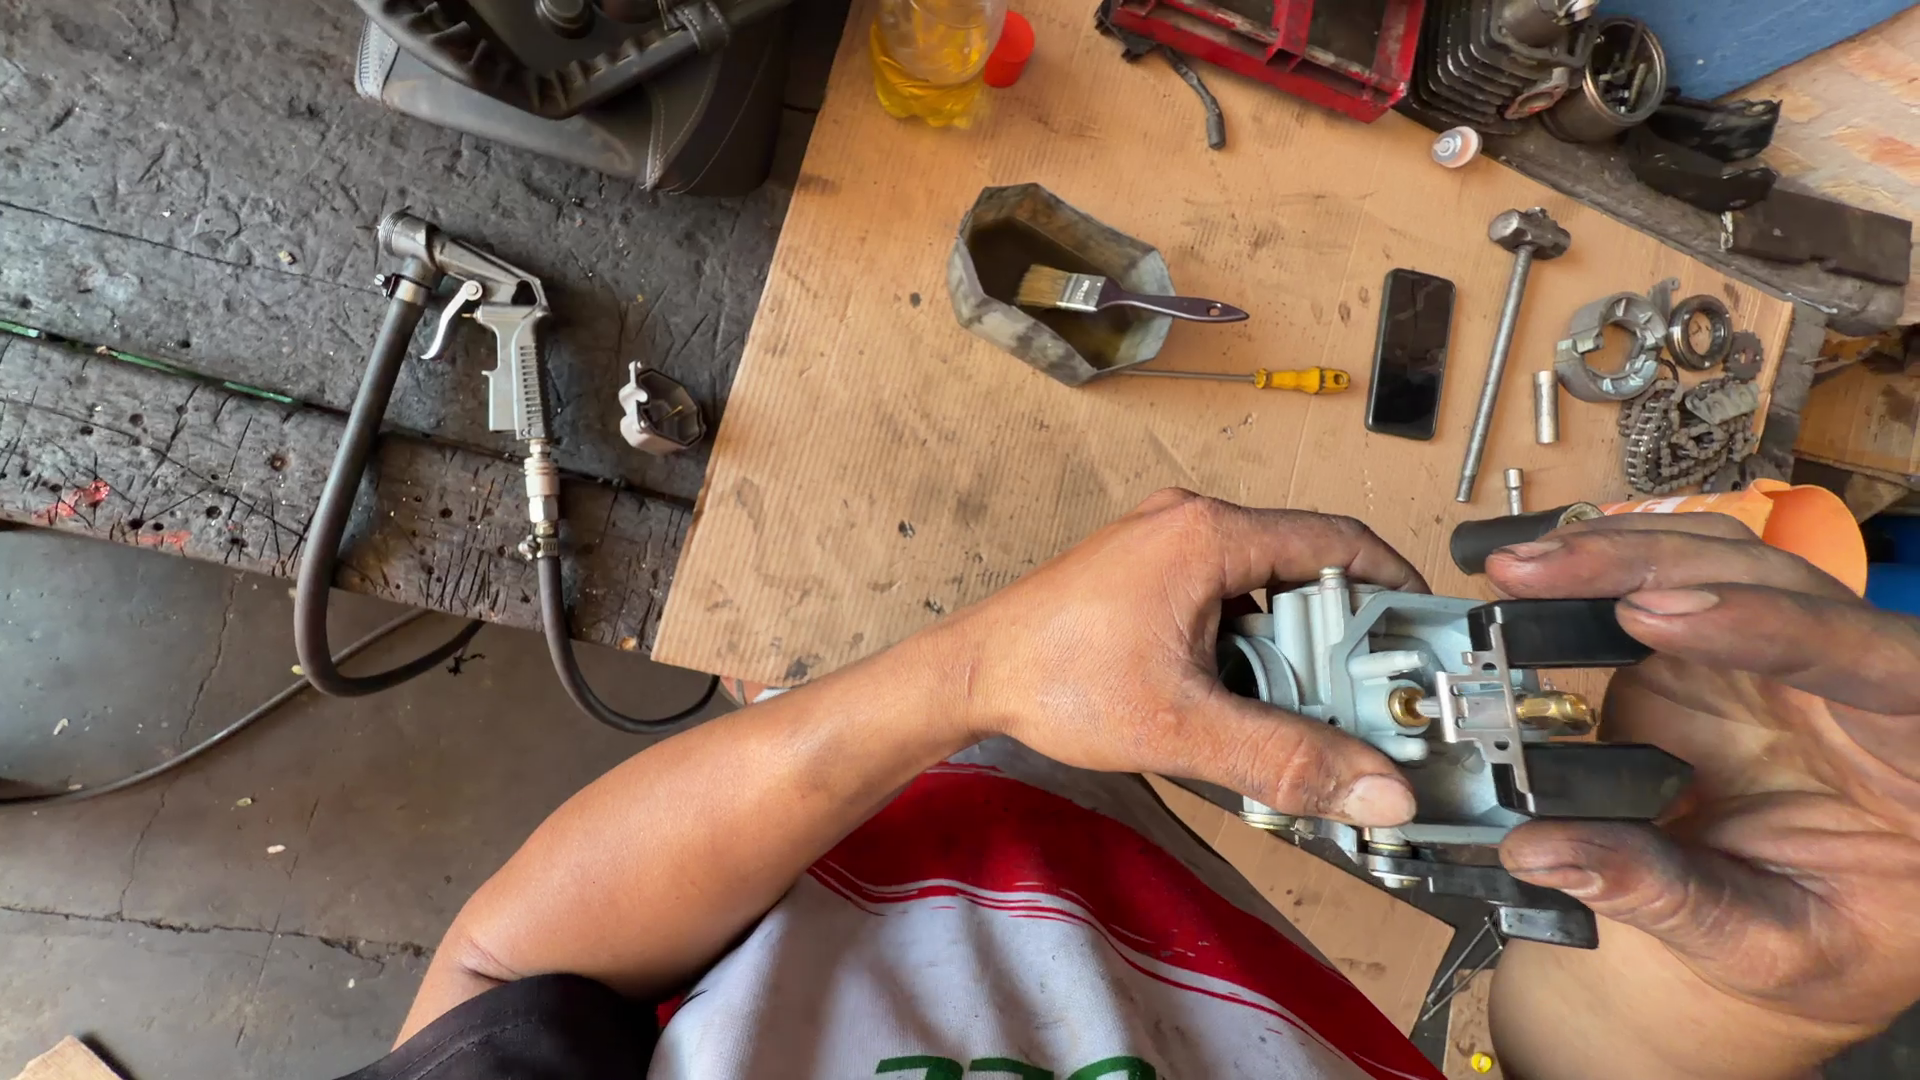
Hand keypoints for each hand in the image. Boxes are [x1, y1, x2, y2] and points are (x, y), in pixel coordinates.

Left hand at [942, 489, 1421, 826]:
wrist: (974, 671)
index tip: (1423, 637)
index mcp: (1206, 535)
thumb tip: (1375, 786)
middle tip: (1358, 697)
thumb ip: (1285, 757)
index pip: (1337, 541)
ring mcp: (1160, 541)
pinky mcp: (1143, 567)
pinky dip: (1245, 636)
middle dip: (1337, 633)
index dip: (1393, 586)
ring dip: (1288, 640)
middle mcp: (1186, 522)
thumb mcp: (1181, 725)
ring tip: (1296, 704)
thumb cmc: (1056, 679)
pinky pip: (1220, 591)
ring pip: (1260, 582)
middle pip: (1300, 565)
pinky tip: (1239, 689)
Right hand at [1485, 514, 1919, 1042]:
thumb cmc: (1802, 937)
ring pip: (1712, 557)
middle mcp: (1846, 686)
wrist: (1760, 913)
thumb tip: (1538, 847)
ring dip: (1608, 549)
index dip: (1773, 624)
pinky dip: (1597, 557)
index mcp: (1913, 757)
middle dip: (1644, 562)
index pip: (1880, 663)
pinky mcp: (1695, 650)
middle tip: (1536, 571)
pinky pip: (1660, 574)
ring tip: (1517, 567)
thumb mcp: (1756, 944)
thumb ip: (1659, 892)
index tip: (1652, 614)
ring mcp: (1765, 658)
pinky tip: (1539, 563)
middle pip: (1772, 579)